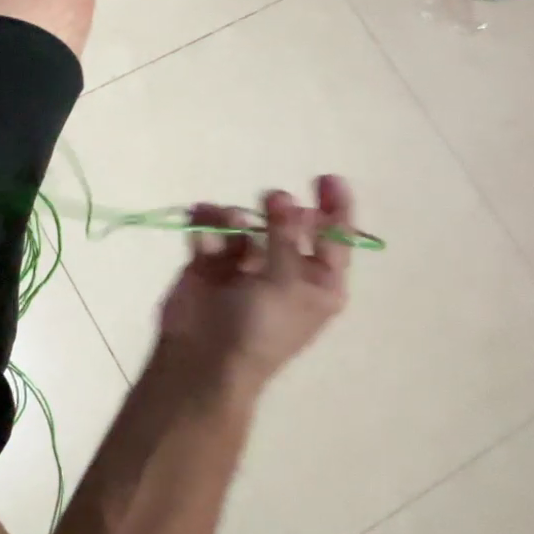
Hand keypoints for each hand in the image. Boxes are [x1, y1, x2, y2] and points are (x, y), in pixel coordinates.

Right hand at [157, 176, 354, 395]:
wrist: (205, 355)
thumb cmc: (260, 326)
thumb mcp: (285, 282)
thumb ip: (284, 236)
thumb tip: (283, 196)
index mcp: (318, 281)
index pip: (334, 238)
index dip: (335, 208)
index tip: (326, 177)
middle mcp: (282, 270)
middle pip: (284, 225)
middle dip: (275, 210)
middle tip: (269, 202)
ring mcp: (242, 266)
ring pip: (242, 224)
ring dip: (233, 216)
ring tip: (220, 218)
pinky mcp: (205, 264)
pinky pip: (207, 232)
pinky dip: (203, 223)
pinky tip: (198, 220)